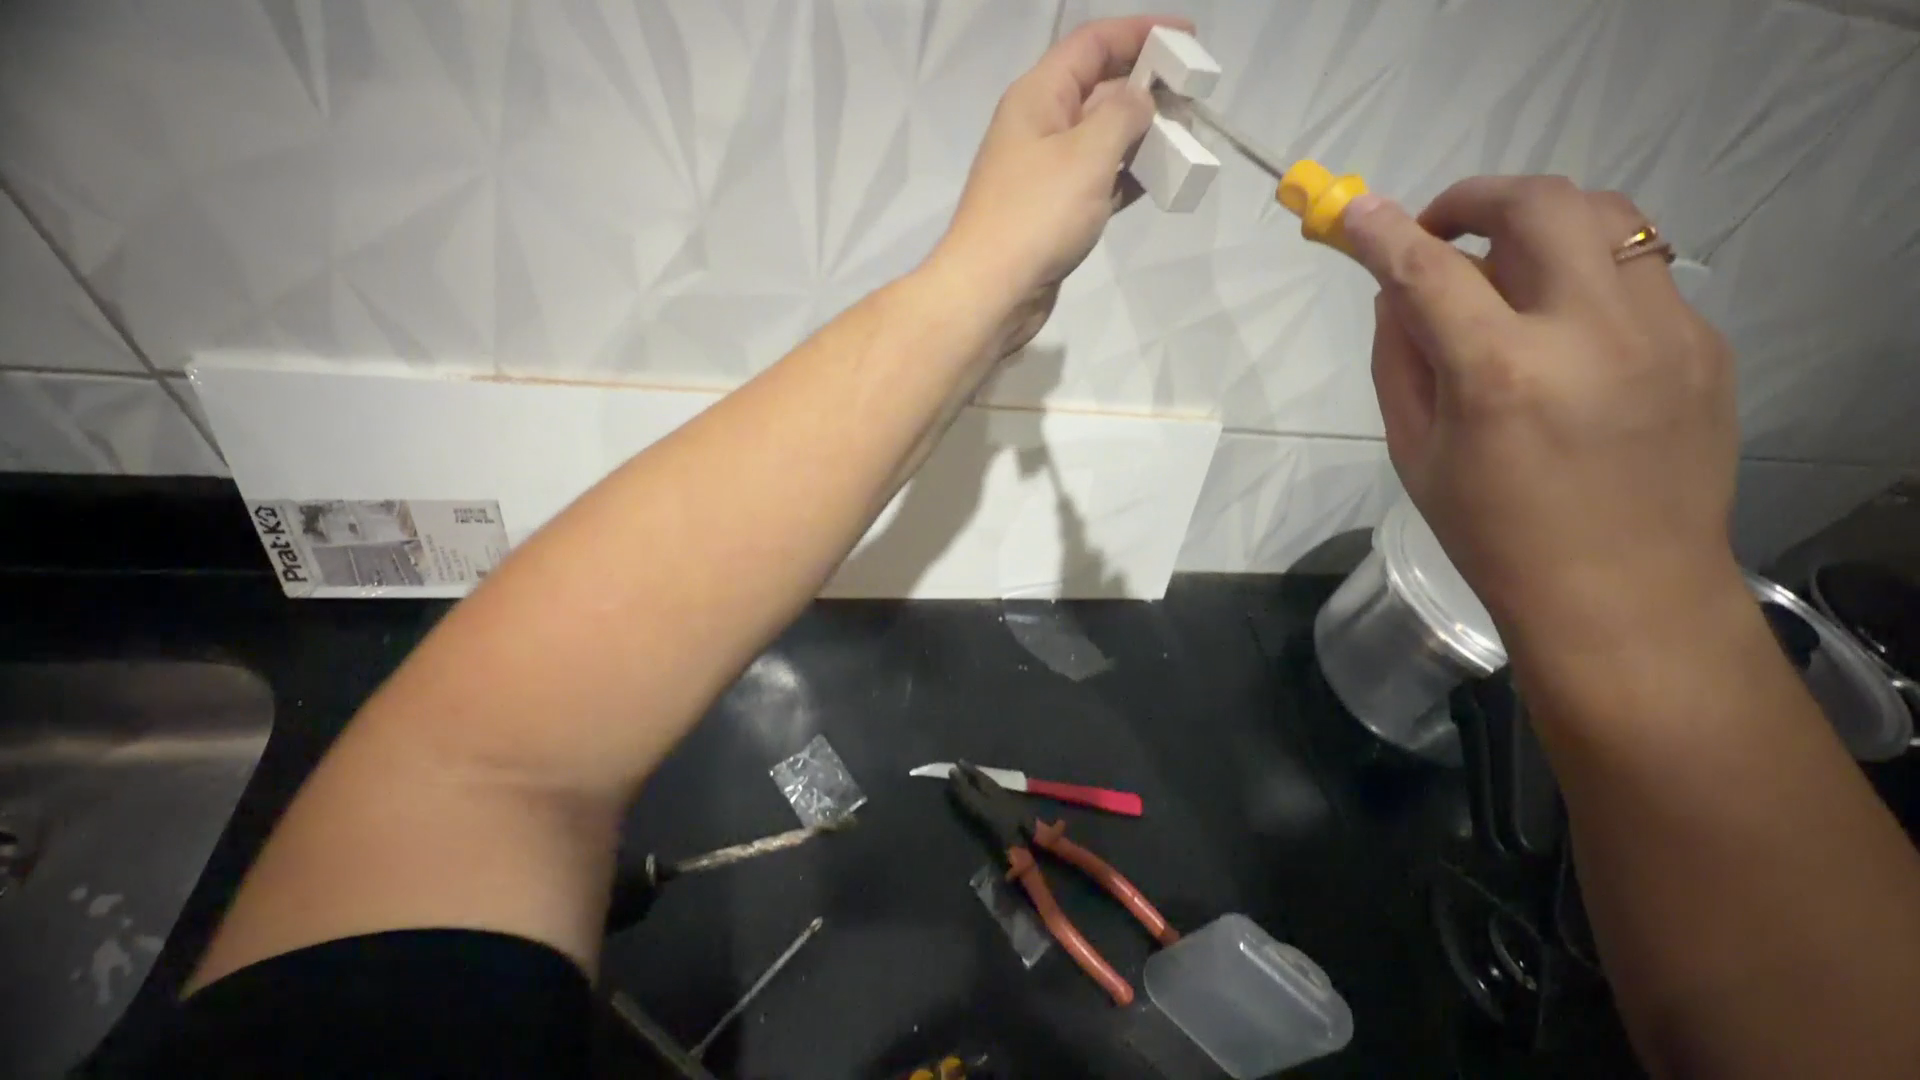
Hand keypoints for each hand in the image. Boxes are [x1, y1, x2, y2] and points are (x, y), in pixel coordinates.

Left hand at [930, 16, 1190, 356]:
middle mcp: (1039, 127)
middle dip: (1147, 87)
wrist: (991, 292)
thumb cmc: (1035, 215)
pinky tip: (1160, 180)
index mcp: (1038, 96)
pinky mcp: (1053, 212)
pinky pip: (1098, 180)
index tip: (1187, 37)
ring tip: (1187, 139)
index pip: (1092, 44)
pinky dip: (1128, 176)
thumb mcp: (1087, 153)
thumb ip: (1123, 114)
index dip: (1140, 33)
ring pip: (1101, 138)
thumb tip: (1141, 98)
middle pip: (1099, 89)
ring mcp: (1045, 173)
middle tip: (1195, 97)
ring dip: (1142, 135)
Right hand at [1342, 178, 1741, 643]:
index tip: (1353, 210)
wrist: (1622, 590)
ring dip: (1539, 220)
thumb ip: (1400, 361)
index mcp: (1501, 374)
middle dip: (1476, 196)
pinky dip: (1583, 275)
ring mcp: (1664, 329)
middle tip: (1441, 227)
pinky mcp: (1704, 341)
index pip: (1429, 272)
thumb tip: (1395, 292)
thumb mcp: (1416, 453)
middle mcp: (1590, 332)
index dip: (1383, 233)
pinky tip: (1563, 328)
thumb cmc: (1493, 534)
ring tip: (1506, 263)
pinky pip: (1637, 272)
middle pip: (1540, 204)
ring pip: (1606, 214)